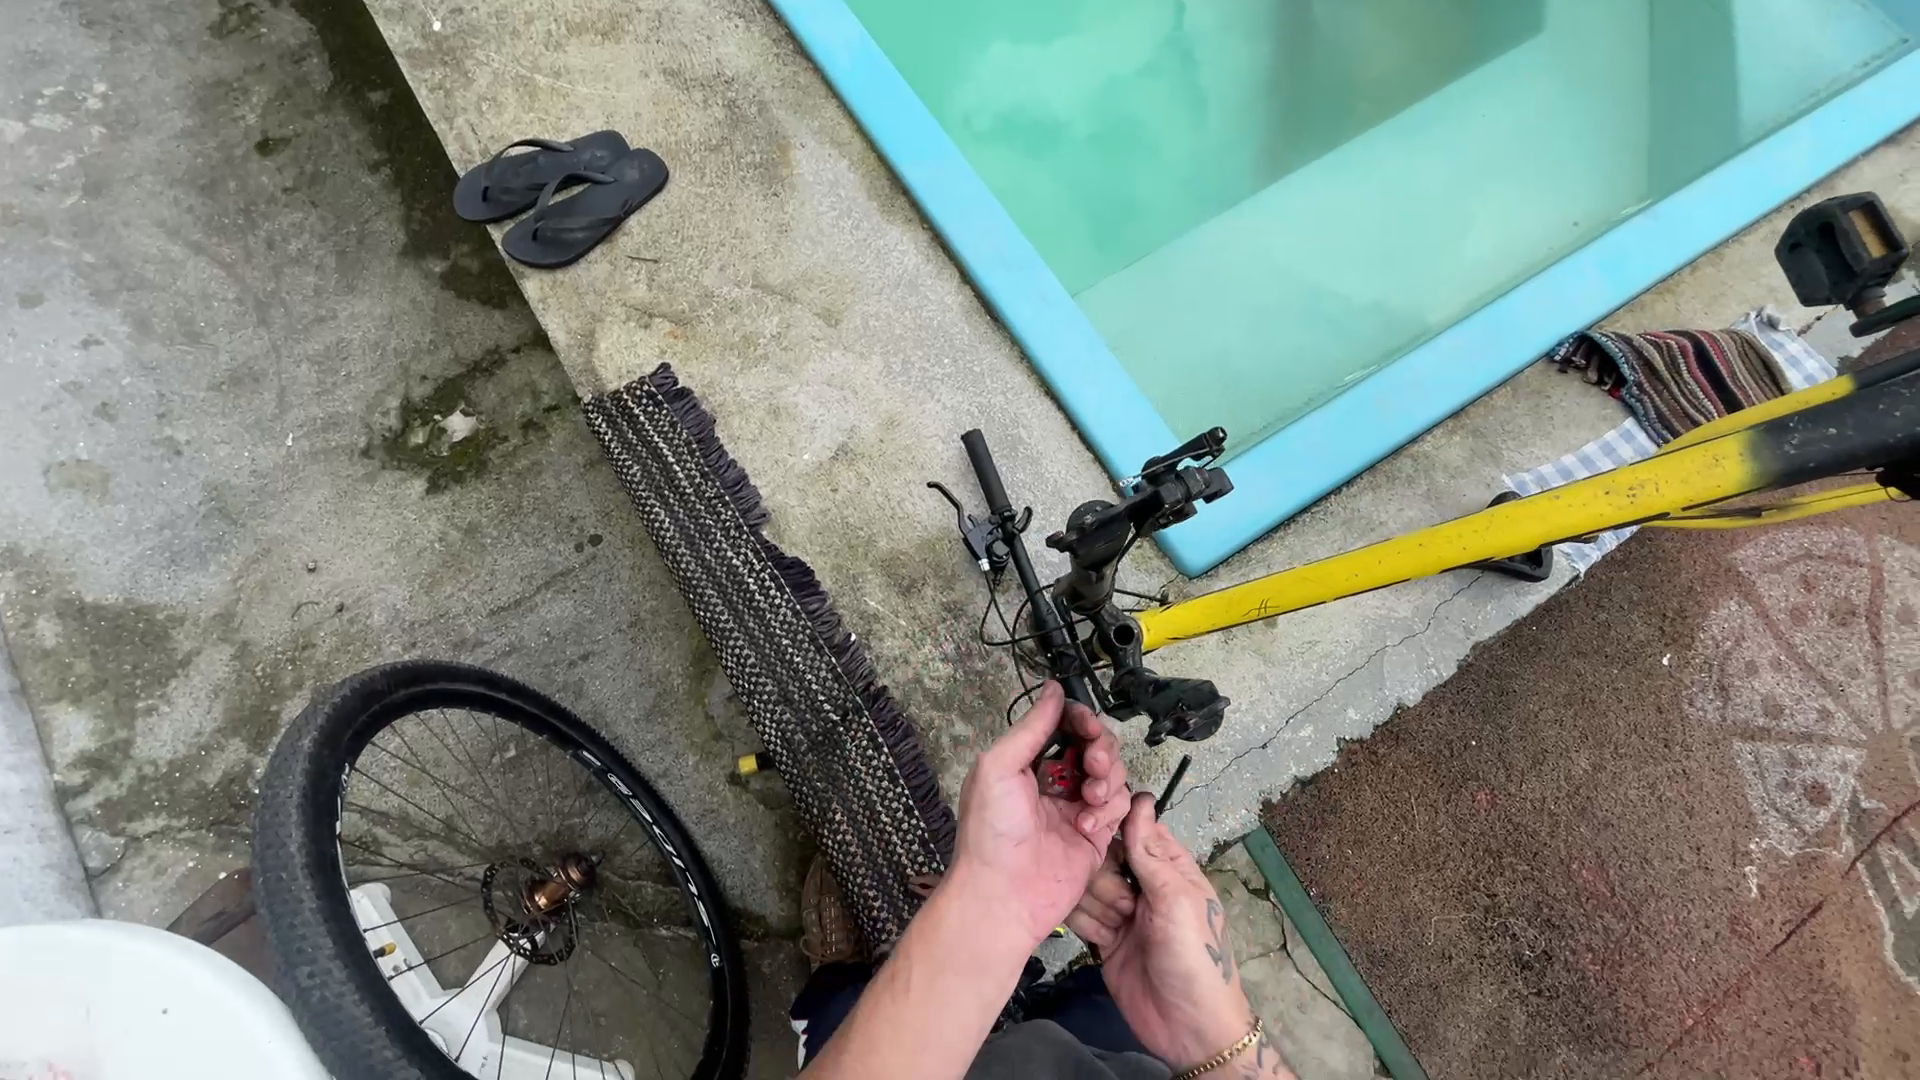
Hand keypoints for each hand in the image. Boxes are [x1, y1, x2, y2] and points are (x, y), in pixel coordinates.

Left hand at [946, 681, 1131, 947]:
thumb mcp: (999, 767)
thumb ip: (1031, 727)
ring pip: (1112, 773)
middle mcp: (1054, 780)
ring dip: (1107, 780)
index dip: (1081, 719)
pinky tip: (1086, 827)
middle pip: (1096, 745)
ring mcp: (1076, 807)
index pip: (1065, 724)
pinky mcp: (1095, 834)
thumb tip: (1052, 689)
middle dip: (1101, 749)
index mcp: (1028, 760)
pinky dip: (1109, 812)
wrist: (1003, 895)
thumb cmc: (990, 832)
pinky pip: (1118, 807)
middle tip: (1093, 764)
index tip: (1087, 724)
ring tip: (1089, 799)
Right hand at [1068, 795, 1289, 1077]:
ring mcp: (1122, 910)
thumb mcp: (1176, 899)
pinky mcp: (1104, 937)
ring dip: (1096, 903)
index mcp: (1169, 867)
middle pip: (1103, 854)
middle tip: (1124, 905)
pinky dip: (1085, 923)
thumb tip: (1139, 799)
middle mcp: (1143, 883)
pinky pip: (1080, 913)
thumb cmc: (1197, 960)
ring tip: (1115, 928)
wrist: (1189, 1031)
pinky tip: (1102, 940)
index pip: (1135, 827)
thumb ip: (1149, 851)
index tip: (1093, 829)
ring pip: (1087, 883)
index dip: (1113, 825)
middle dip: (1105, 876)